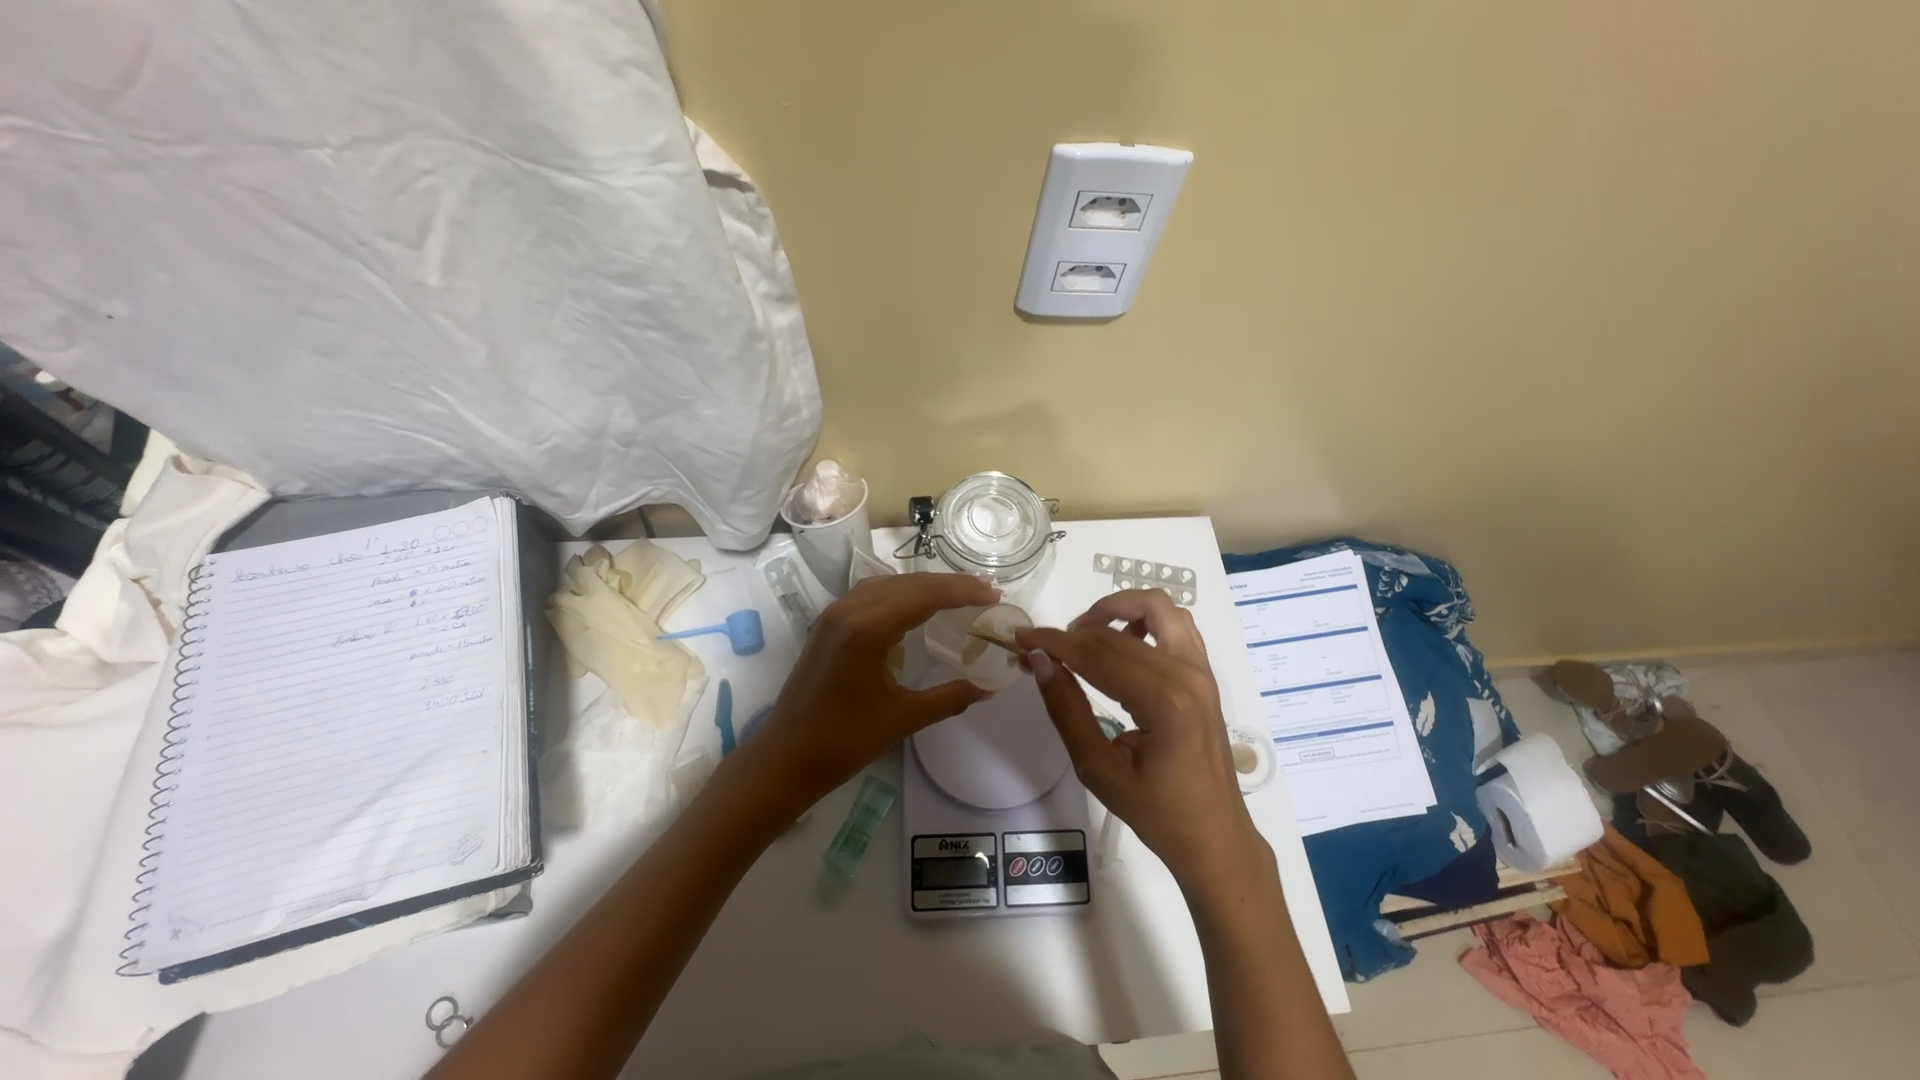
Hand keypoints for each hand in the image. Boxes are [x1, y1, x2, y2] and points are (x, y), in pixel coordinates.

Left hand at [739, 572, 999, 807]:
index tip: (995, 594)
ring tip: (960, 593)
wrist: (786, 757)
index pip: (924, 595)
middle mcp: (849, 611)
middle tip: (987, 591)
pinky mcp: (827, 625)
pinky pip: (871, 595)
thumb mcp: (903, 718)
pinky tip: (918, 605)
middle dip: (949, 585)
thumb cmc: (843, 741)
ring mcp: (834, 615)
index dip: (962, 591)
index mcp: (867, 629)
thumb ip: (949, 698)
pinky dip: (901, 593)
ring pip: (888, 584)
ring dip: (925, 586)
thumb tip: (989, 688)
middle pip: (909, 584)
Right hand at [1017, 590, 1269, 890]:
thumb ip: (1067, 709)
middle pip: (1120, 630)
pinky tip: (1121, 644)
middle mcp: (1188, 675)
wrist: (1214, 835)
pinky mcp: (1206, 674)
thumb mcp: (1098, 768)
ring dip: (1118, 610)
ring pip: (1159, 607)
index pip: (1097, 653)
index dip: (1054, 642)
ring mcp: (1202, 671)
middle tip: (1044, 647)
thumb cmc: (1156, 812)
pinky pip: (1176, 625)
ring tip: (1085, 637)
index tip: (1021, 638)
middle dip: (1075, 630)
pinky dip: (1144, 620)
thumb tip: (1039, 661)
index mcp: (1164, 702)